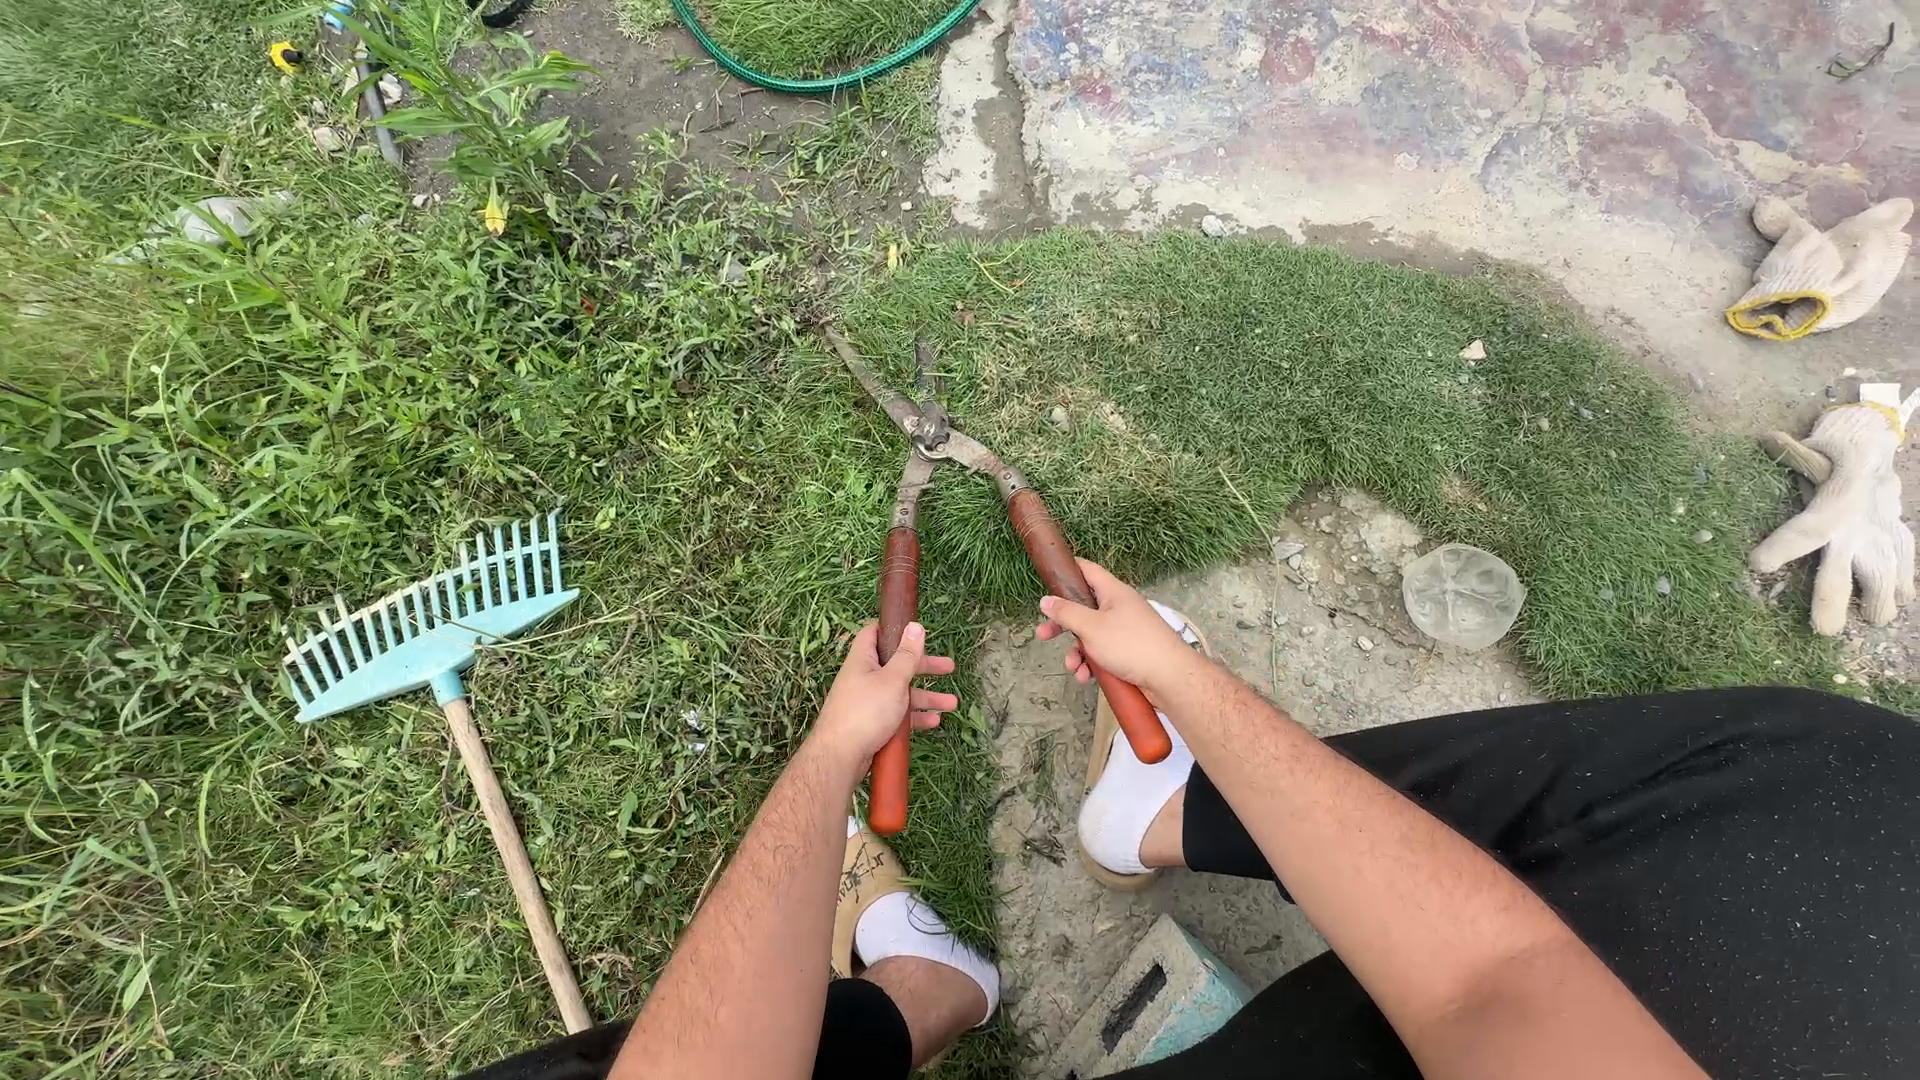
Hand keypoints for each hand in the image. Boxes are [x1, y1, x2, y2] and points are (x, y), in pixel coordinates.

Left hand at [809, 621, 957, 765]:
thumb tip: (915, 626)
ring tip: (951, 704)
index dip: (893, 628)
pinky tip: (934, 722)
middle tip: (949, 668)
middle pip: (897, 664)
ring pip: (901, 692)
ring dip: (926, 697)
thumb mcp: (893, 679)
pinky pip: (897, 715)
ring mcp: (868, 701)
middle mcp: (864, 677)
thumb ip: (907, 655)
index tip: (915, 631)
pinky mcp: (872, 723)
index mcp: (863, 659)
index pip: (874, 633)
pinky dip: (915, 717)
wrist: (840, 757)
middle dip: (924, 667)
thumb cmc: (867, 711)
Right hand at [1035, 559, 1200, 696]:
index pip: (1087, 570)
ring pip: (1090, 636)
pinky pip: (1102, 654)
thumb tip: (1045, 600)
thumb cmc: (1132, 646)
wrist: (1169, 678)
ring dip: (1077, 652)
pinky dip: (1091, 664)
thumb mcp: (1091, 627)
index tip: (1049, 578)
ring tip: (1073, 667)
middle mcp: (1120, 608)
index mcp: (1113, 592)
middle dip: (1062, 624)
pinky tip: (1086, 677)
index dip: (1067, 571)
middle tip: (1044, 633)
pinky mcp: (1129, 652)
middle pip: (1083, 609)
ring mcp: (1125, 631)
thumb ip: (1066, 613)